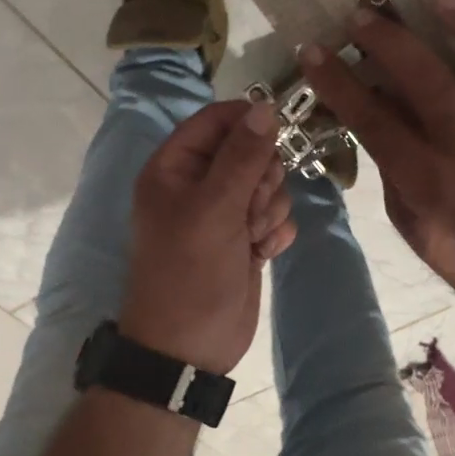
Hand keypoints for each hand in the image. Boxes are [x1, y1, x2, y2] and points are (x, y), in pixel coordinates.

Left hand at [119, 101, 296, 373]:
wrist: (188, 348)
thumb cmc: (189, 274)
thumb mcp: (213, 210)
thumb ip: (242, 157)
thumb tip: (265, 107)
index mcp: (175, 168)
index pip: (216, 120)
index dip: (248, 122)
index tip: (279, 133)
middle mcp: (199, 185)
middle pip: (250, 151)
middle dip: (262, 177)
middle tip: (251, 206)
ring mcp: (225, 214)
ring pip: (269, 185)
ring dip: (270, 208)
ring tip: (252, 236)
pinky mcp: (246, 240)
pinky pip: (276, 216)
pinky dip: (275, 232)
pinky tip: (263, 253)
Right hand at [298, 0, 454, 304]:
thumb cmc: (449, 243)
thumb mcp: (403, 211)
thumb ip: (388, 153)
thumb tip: (370, 92)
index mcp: (431, 183)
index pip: (376, 124)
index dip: (340, 85)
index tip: (313, 50)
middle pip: (436, 89)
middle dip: (395, 46)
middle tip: (364, 14)